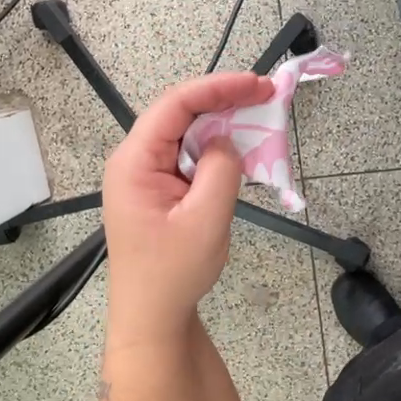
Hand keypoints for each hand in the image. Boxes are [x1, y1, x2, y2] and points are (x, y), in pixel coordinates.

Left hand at [102, 71, 275, 325]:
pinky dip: (217, 150)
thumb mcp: (204, 221)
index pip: (175, 105)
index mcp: (134, 162)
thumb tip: (227, 142)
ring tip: (260, 116)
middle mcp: (135, 160)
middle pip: (180, 113)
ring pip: (188, 133)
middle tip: (266, 95)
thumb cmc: (172, 274)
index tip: (257, 84)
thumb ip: (220, 171)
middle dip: (224, 100)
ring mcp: (146, 174)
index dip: (218, 87)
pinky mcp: (160, 188)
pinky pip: (190, 156)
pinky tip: (242, 150)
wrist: (152, 316)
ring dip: (224, 124)